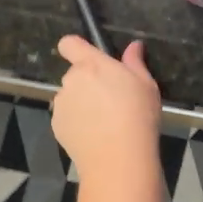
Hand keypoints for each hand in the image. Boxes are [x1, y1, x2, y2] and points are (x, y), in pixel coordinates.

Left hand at [53, 36, 160, 172]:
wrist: (118, 157)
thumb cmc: (138, 115)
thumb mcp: (146, 85)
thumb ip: (135, 63)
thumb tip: (134, 46)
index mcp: (92, 65)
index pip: (69, 44)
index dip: (76, 47)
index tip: (89, 58)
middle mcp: (71, 81)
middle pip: (76, 75)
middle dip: (89, 82)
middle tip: (112, 99)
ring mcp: (61, 104)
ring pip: (71, 97)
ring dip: (83, 103)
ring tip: (105, 122)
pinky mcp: (56, 126)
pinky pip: (67, 117)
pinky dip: (77, 122)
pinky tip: (95, 135)